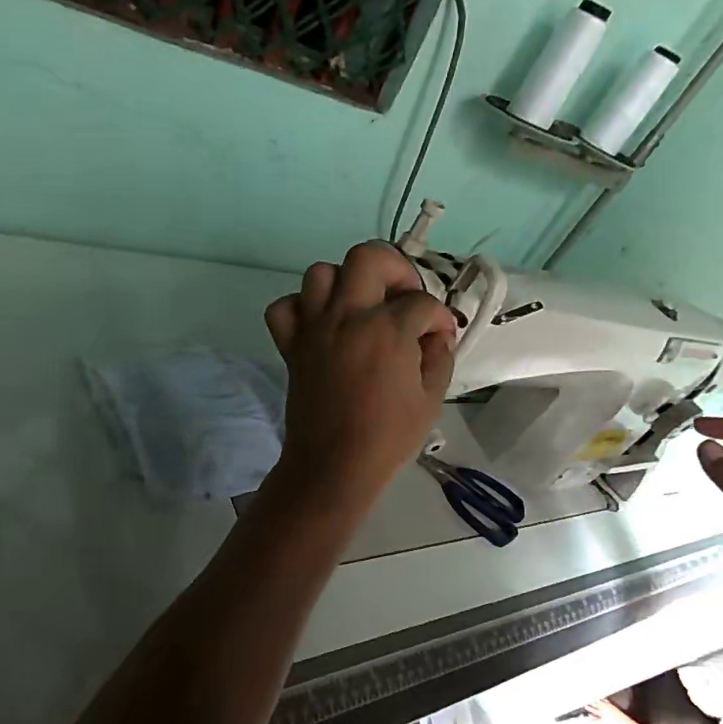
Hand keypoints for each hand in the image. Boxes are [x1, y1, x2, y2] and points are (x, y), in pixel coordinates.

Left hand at [263, 242, 456, 508]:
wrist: (333, 466)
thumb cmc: (387, 438)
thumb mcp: (431, 399)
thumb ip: (439, 356)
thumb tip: (436, 335)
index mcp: (387, 331)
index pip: (421, 302)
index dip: (439, 318)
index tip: (440, 338)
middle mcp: (347, 318)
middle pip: (367, 257)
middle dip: (394, 269)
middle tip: (401, 299)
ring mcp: (314, 330)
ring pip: (320, 273)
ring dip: (344, 282)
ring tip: (359, 307)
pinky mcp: (291, 347)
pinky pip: (282, 309)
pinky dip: (298, 308)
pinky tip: (319, 324)